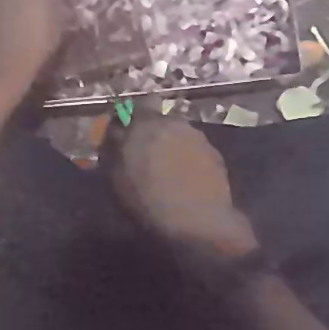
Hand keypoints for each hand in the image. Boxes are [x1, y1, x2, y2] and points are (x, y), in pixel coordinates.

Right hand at [113, 117, 259, 265]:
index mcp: (144, 125)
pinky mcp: (215, 154)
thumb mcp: (116, 180)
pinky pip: (194, 149)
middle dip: (151, 131)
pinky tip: (186, 180)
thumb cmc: (147, 204)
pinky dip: (188, 159)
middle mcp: (172, 123)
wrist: (199, 224)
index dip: (128, 118)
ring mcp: (197, 137)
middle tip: (144, 154)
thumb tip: (114, 136)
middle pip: (159, 118)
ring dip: (171, 145)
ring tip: (167, 171)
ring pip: (178, 133)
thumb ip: (113, 151)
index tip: (123, 134)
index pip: (133, 105)